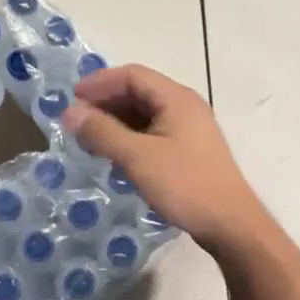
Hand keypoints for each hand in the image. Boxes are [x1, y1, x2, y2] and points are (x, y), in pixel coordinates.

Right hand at [60, 64, 270, 248]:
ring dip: (116, 122)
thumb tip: (70, 112)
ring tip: (90, 139)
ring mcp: (190, 130)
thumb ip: (102, 132)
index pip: (133, 75)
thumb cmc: (184, 184)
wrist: (229, 223)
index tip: (72, 98)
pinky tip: (115, 155)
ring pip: (146, 114)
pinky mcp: (189, 151)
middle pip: (140, 92)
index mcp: (177, 99)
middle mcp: (185, 107)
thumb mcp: (138, 157)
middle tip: (77, 121)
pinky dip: (131, 137)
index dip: (100, 82)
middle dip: (106, 102)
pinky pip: (154, 133)